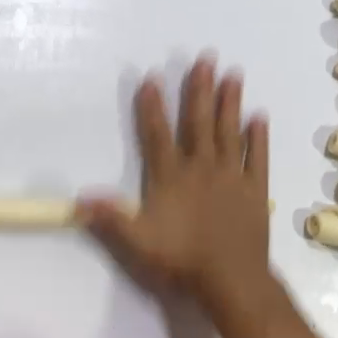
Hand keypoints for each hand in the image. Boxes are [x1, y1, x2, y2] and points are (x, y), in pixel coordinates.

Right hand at [79, 56, 280, 319]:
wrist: (231, 280)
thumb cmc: (180, 260)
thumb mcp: (136, 242)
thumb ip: (109, 218)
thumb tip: (78, 199)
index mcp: (170, 178)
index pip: (157, 135)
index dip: (152, 107)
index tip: (151, 78)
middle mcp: (201, 169)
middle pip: (198, 123)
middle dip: (199, 90)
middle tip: (205, 57)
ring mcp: (231, 177)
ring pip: (229, 132)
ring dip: (229, 103)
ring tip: (233, 74)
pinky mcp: (254, 191)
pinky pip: (257, 158)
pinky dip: (258, 137)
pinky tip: (259, 118)